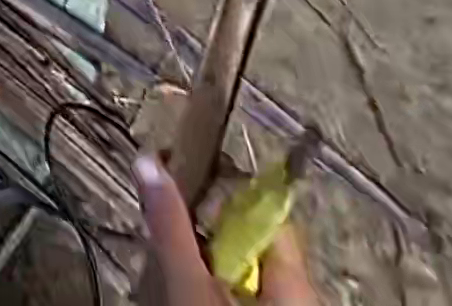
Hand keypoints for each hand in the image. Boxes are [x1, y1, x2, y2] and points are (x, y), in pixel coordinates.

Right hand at [135, 153, 317, 305]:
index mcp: (296, 280)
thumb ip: (170, 225)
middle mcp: (303, 295)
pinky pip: (245, 292)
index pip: (262, 207)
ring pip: (244, 265)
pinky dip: (213, 283)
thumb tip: (149, 159)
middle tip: (161, 224)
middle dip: (202, 223)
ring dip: (202, 254)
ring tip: (169, 262)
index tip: (174, 177)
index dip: (218, 186)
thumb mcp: (189, 289)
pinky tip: (187, 292)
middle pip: (250, 235)